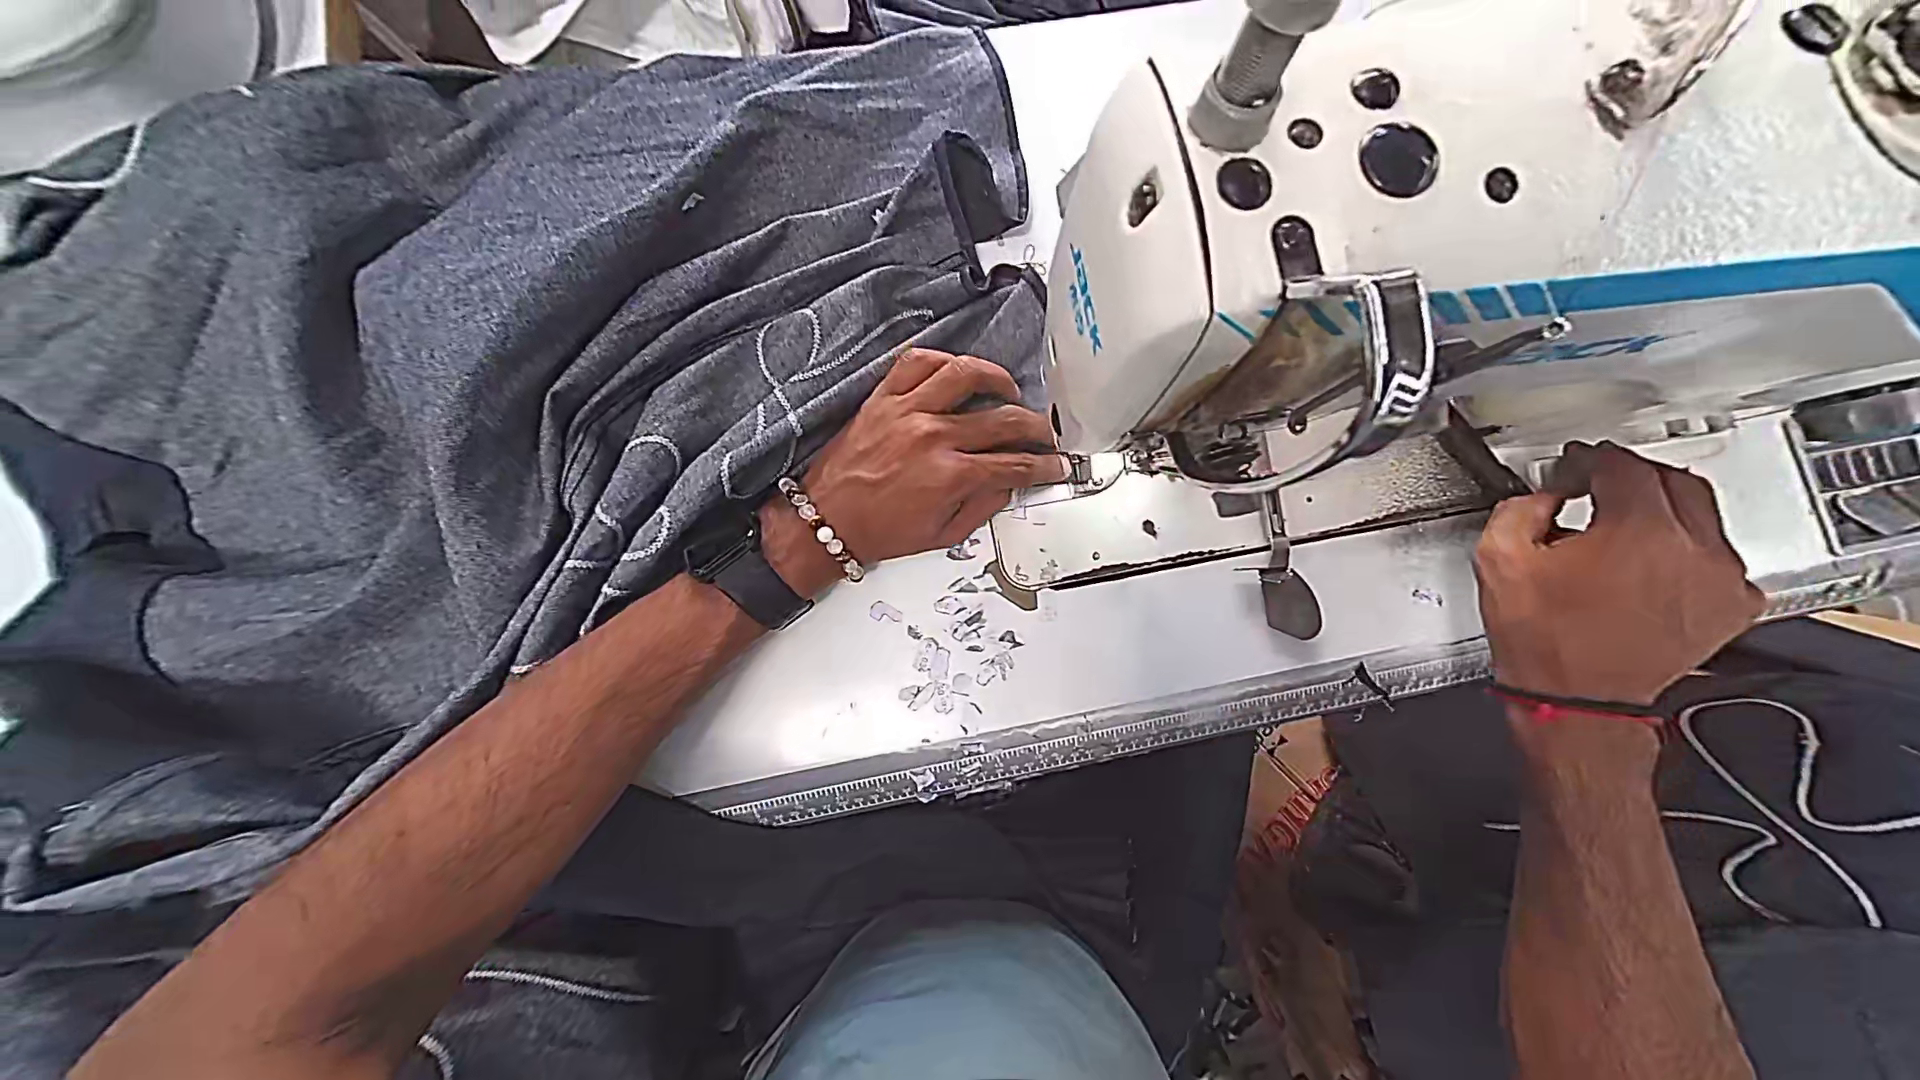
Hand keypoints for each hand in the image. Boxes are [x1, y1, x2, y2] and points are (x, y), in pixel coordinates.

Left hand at [761, 349, 1064, 595]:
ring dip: (997, 379)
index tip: (1054, 464)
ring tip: (1007, 391)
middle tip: (1043, 434)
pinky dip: (943, 360)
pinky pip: (917, 362)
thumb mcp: (942, 534)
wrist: (827, 520)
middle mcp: (932, 437)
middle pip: (1003, 419)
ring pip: (966, 374)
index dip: (1044, 465)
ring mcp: (907, 412)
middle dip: (1036, 428)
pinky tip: (955, 372)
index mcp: (950, 476)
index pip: (1015, 463)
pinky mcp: (883, 399)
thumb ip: (983, 506)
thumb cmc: (877, 530)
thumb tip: (1010, 484)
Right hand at [1472, 441, 1763, 706]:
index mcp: (1638, 532)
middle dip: (1630, 475)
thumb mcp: (1498, 561)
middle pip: (1674, 481)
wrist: (1576, 697)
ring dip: (1660, 509)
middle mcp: (1694, 549)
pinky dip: (1683, 546)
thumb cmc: (1542, 639)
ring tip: (1617, 524)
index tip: (1573, 464)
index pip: (1622, 467)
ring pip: (1702, 516)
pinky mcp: (1731, 604)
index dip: (1590, 459)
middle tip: (1596, 482)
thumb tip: (1540, 497)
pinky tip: (1645, 560)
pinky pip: (1716, 554)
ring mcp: (1721, 578)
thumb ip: (1517, 510)